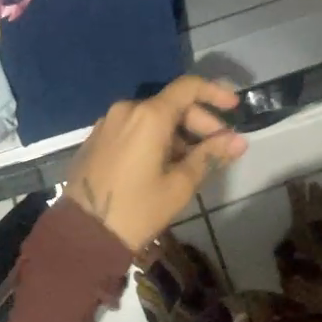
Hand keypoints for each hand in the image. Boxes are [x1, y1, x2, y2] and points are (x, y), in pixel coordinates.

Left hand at [64, 77, 246, 250]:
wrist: (83, 234)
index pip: (188, 87)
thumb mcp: (179, 185)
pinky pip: (134, 127)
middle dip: (200, 121)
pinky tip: (166, 163)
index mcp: (148, 115)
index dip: (215, 93)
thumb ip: (209, 156)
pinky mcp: (98, 138)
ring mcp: (108, 122)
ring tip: (194, 160)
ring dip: (178, 132)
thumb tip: (239, 140)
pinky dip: (155, 137)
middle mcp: (127, 109)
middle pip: (172, 103)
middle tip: (220, 146)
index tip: (234, 108)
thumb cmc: (137, 209)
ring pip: (152, 116)